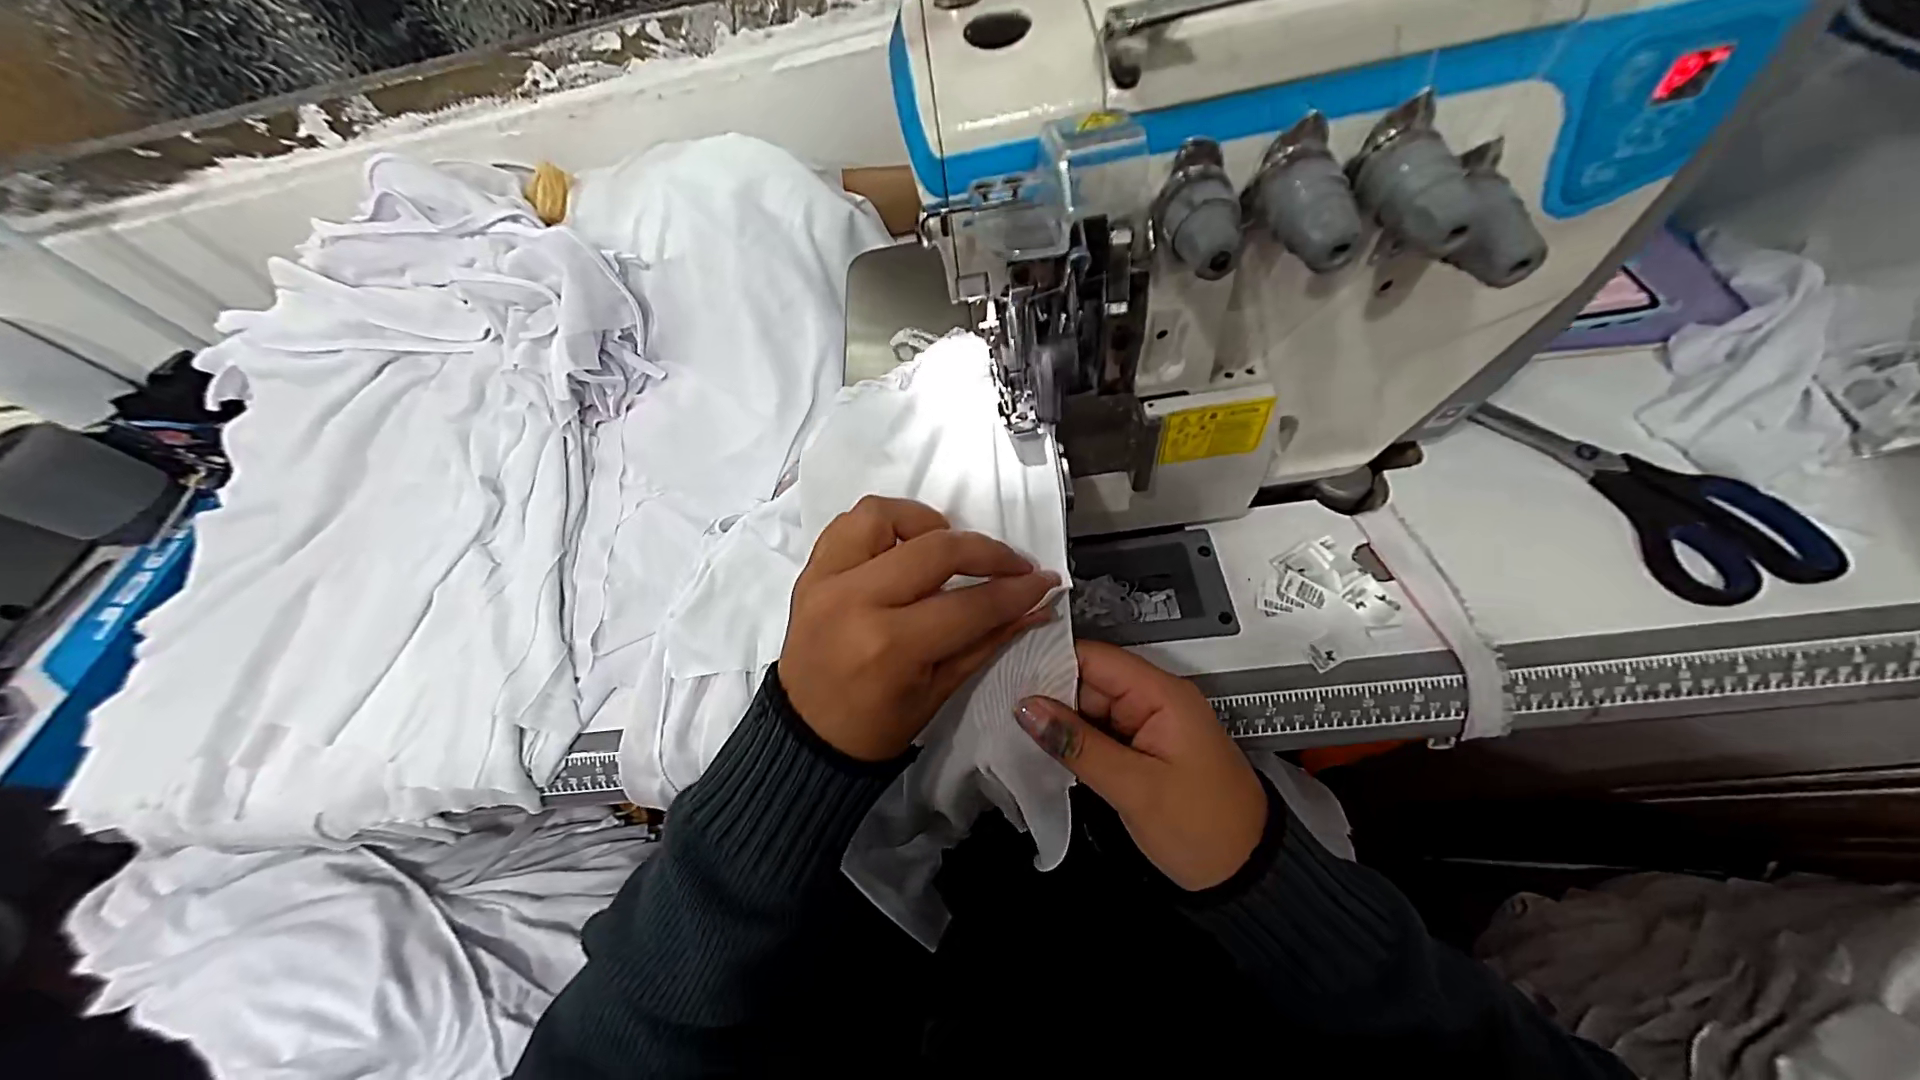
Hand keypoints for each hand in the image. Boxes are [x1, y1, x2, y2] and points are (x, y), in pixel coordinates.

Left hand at [781, 496, 1059, 761]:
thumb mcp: (940, 691)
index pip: (970, 605)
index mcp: (890, 647)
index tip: (1041, 581)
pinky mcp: (810, 572)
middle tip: (1012, 565)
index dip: (1016, 591)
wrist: (806, 737)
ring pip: (885, 515)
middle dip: (988, 552)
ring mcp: (825, 581)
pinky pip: (849, 522)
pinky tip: (905, 545)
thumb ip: (989, 639)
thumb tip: (1035, 605)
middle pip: (937, 550)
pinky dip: (884, 523)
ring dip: (928, 524)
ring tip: (948, 548)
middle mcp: (855, 603)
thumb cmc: (873, 728)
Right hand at [1015, 641, 1266, 889]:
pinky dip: (1072, 739)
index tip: (1007, 674)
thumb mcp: (1136, 788)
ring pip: (1087, 706)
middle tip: (1001, 708)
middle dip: (1046, 694)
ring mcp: (1146, 723)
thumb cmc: (1204, 828)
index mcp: (1161, 694)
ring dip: (1056, 719)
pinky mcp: (1140, 746)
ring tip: (1012, 727)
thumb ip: (1078, 744)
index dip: (1049, 661)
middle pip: (1086, 680)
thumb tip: (1027, 708)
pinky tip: (1042, 746)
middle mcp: (1153, 699)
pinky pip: (1097, 730)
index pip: (1094, 658)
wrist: (1249, 874)